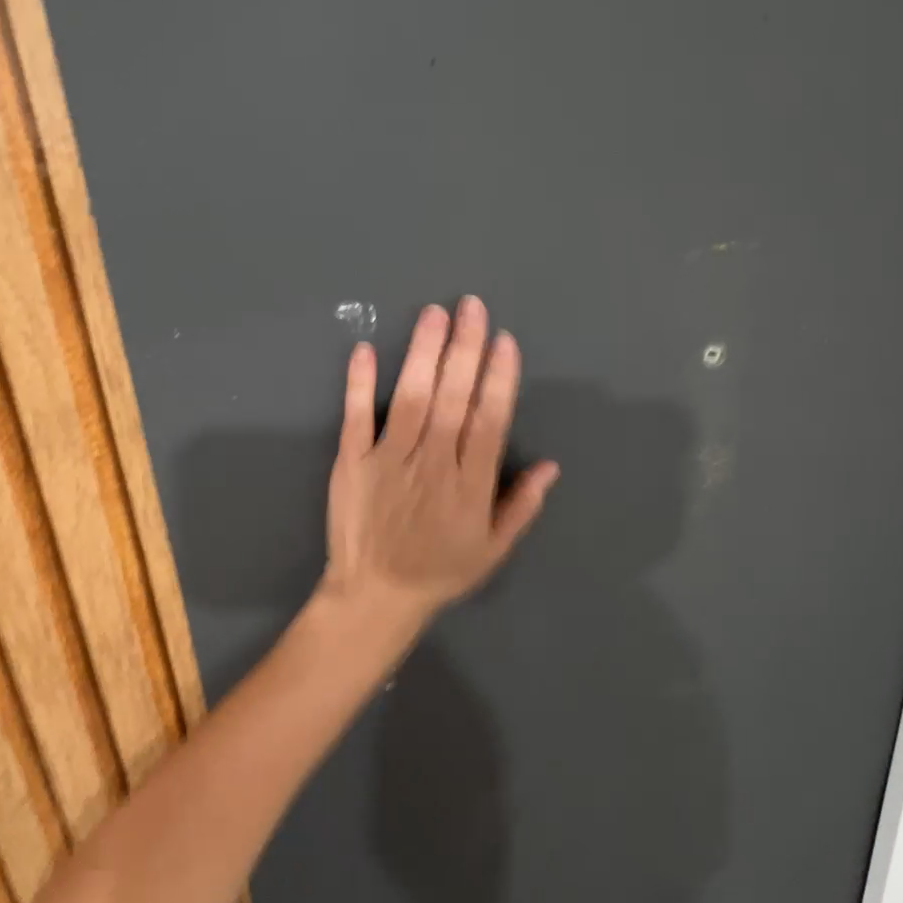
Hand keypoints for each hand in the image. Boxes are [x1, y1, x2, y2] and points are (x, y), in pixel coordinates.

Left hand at [322, 296, 559, 625]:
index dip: (498, 379)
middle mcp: (432, 464)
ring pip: (409, 399)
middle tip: (472, 306)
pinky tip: (364, 350)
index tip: (504, 341)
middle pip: (452, 399)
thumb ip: (522, 506)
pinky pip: (355, 418)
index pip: (488, 421)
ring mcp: (388, 460)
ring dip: (422, 354)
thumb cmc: (439, 572)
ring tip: (434, 314)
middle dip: (465, 349)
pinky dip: (358, 385)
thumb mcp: (493, 550)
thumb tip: (551, 465)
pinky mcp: (351, 462)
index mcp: (469, 485)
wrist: (375, 596)